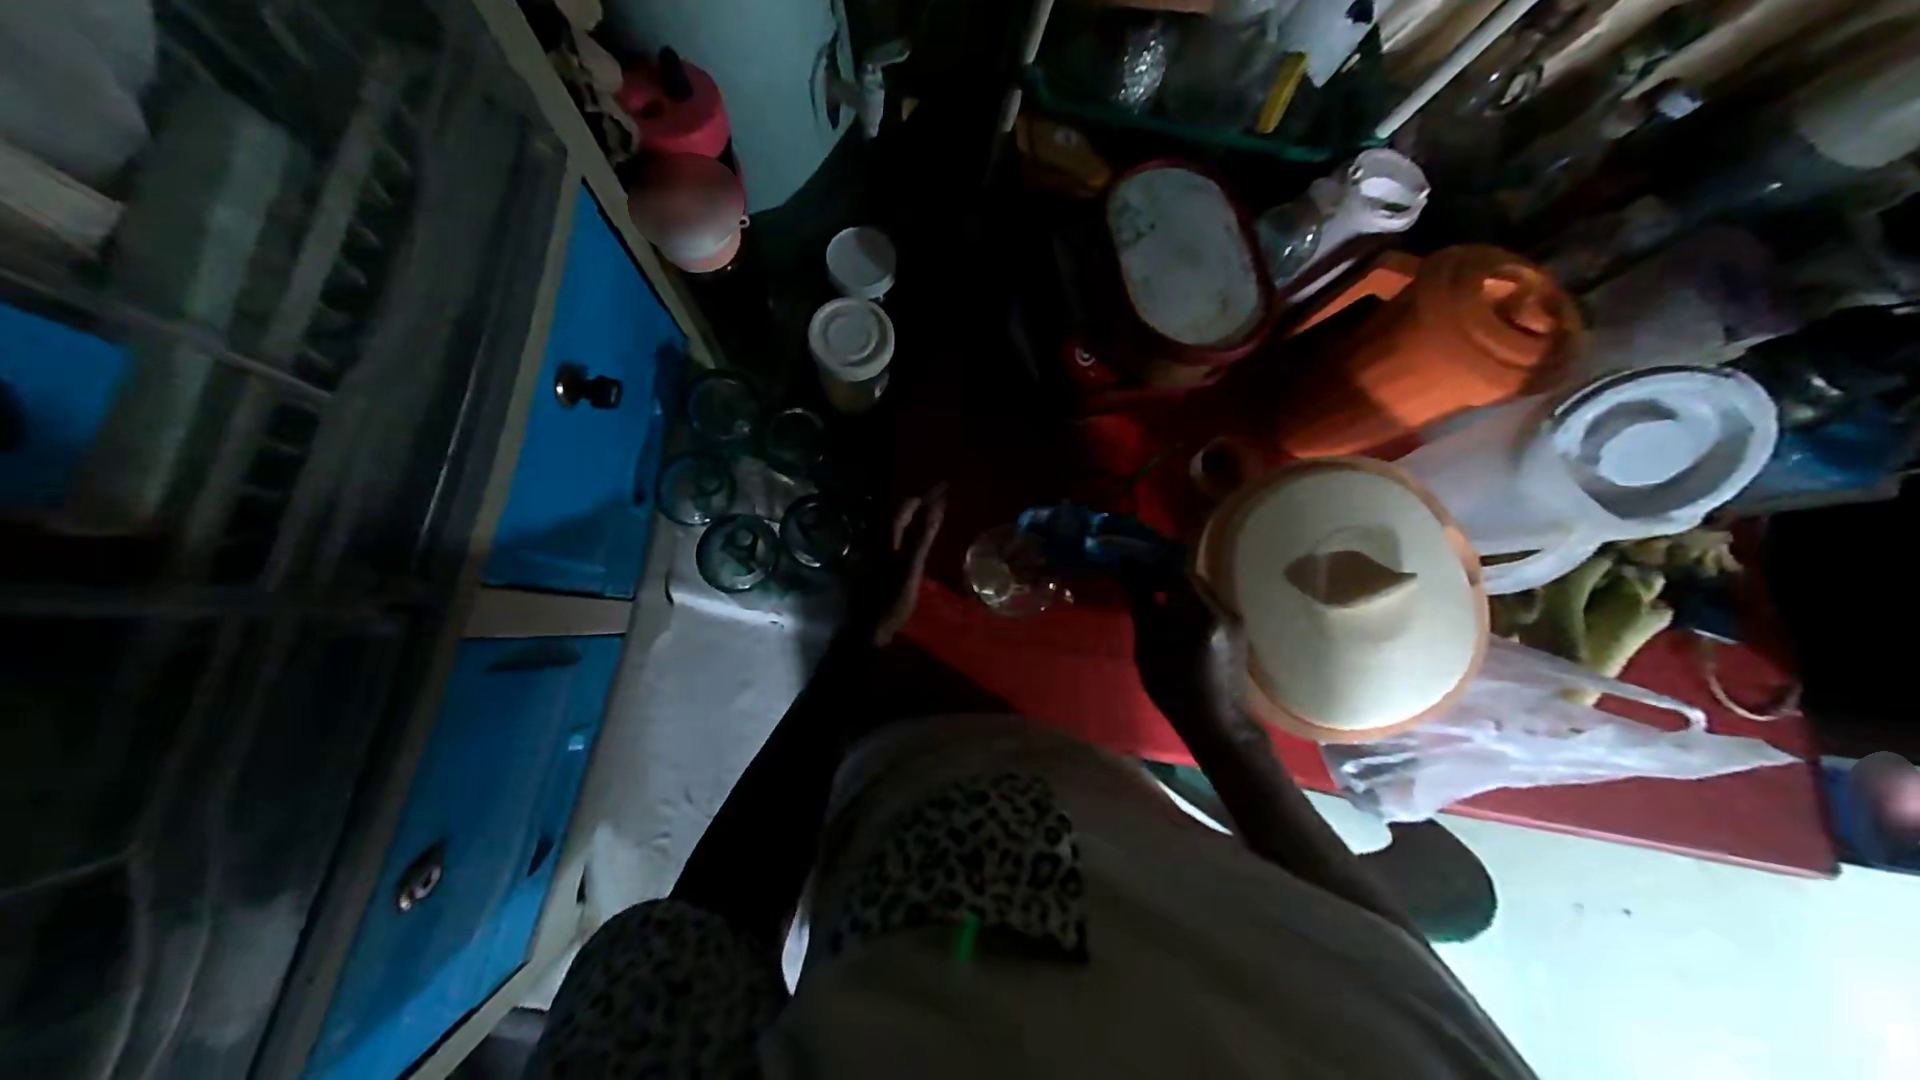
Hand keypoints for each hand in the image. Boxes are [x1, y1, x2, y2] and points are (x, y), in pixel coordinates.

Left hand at [849, 483, 947, 647]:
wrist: (864, 631)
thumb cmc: (890, 601)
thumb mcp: (911, 569)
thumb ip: (923, 537)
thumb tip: (937, 505)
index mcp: (884, 540)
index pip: (903, 509)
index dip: (922, 496)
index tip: (942, 488)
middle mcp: (876, 543)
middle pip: (896, 517)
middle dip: (917, 505)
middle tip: (938, 499)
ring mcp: (873, 557)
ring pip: (893, 531)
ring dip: (912, 521)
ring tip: (931, 517)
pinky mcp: (874, 570)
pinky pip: (893, 544)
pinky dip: (908, 537)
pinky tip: (914, 545)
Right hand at [1125, 570, 1249, 729]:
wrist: (1220, 723)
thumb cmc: (1177, 694)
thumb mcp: (1150, 653)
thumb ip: (1142, 610)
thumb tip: (1127, 573)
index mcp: (1203, 619)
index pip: (1176, 573)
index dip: (1150, 564)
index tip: (1128, 564)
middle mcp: (1224, 611)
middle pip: (1189, 577)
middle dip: (1161, 575)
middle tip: (1134, 580)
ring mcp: (1234, 618)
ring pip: (1198, 589)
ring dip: (1173, 588)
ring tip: (1148, 597)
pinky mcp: (1235, 626)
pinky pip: (1206, 602)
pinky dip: (1185, 601)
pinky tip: (1169, 615)